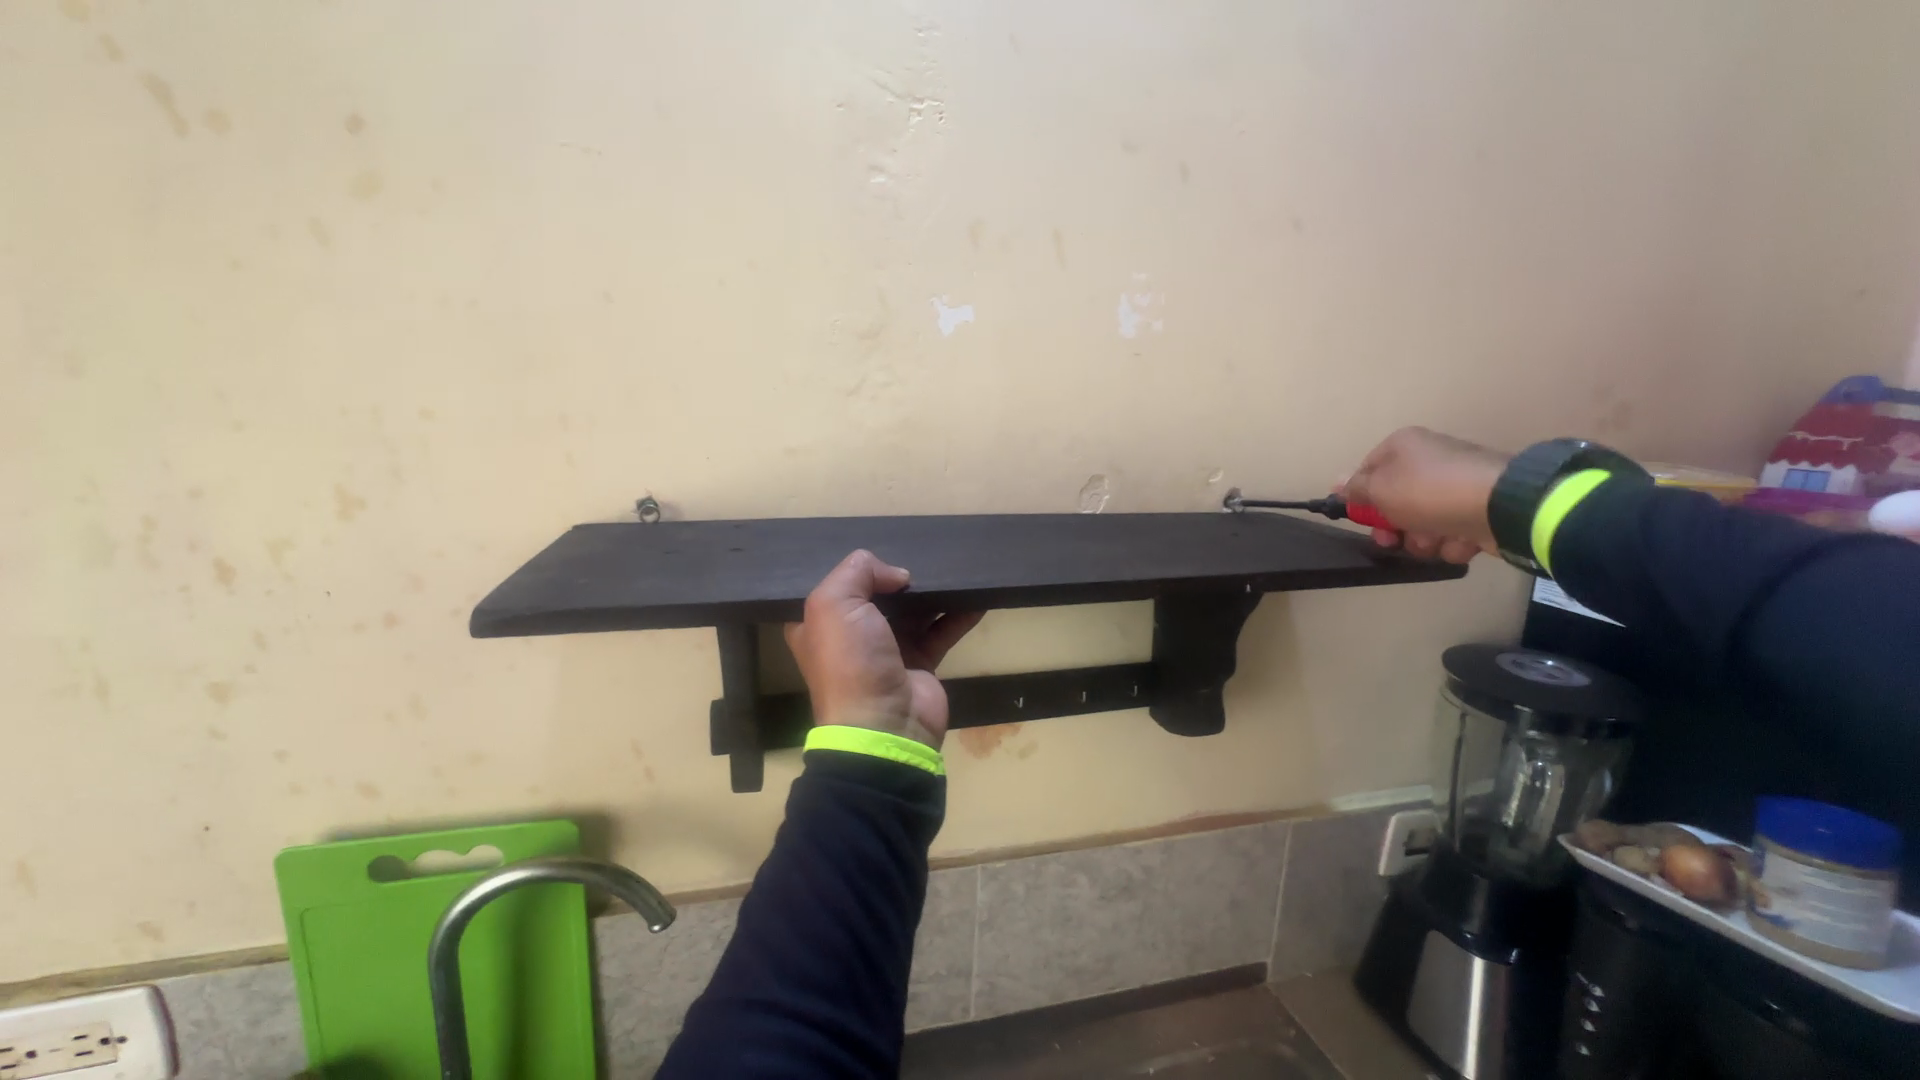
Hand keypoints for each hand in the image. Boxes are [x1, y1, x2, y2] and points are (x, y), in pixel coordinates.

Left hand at [785, 550, 983, 749]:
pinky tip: (977, 596)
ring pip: (912, 610)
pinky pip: (941, 630)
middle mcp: (850, 635)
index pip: (835, 585)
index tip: (879, 546)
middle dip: (897, 574)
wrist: (885, 726)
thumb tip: (898, 574)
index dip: (854, 566)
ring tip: (953, 567)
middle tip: (924, 551)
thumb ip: (858, 571)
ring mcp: (887, 650)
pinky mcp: (920, 663)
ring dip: (932, 591)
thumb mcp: (835, 604)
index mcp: (818, 623)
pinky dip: (958, 614)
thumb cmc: (851, 661)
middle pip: (877, 594)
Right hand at [1340, 427, 1511, 563]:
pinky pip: (1452, 531)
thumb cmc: (1428, 492)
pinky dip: (1453, 541)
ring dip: (1423, 538)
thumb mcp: (1379, 489)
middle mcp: (1430, 461)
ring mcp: (1456, 486)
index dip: (1361, 497)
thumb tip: (1337, 483)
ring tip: (1434, 539)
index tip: (1361, 518)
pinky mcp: (1477, 510)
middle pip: (1395, 501)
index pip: (1368, 471)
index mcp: (1404, 447)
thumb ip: (1355, 488)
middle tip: (1392, 540)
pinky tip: (1461, 540)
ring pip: (1423, 522)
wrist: (1499, 506)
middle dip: (1393, 526)